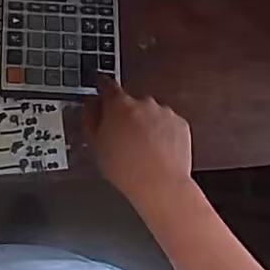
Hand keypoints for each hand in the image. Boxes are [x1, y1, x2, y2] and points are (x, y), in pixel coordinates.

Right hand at [82, 76, 193, 212]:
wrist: (160, 184)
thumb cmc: (128, 169)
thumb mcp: (95, 144)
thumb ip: (90, 118)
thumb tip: (90, 106)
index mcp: (118, 105)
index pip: (107, 84)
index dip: (102, 86)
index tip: (101, 87)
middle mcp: (142, 103)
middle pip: (130, 103)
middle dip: (126, 116)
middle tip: (122, 137)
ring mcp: (163, 112)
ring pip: (150, 114)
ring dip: (145, 125)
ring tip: (141, 150)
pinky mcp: (180, 124)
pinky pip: (167, 124)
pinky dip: (162, 134)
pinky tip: (156, 151)